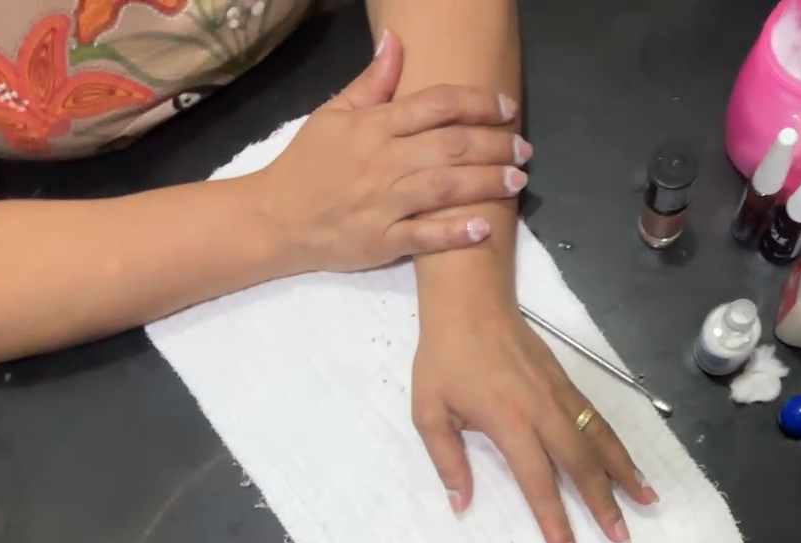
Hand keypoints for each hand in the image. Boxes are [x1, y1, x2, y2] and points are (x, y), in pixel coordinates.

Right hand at [258, 31, 527, 273]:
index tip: (507, 108)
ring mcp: (384, 203)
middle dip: (494, 144)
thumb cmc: (307, 167)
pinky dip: (455, 233)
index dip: (477, 103)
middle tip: (523, 150)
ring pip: (444, 187)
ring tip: (517, 181)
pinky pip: (425, 236)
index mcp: (374, 126)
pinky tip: (484, 228)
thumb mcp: (333, 116)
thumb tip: (396, 42)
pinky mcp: (382, 241)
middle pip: (450, 145)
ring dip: (486, 183)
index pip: (435, 105)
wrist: (276, 219)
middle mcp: (383, 160)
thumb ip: (370, 84)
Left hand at [412, 309, 656, 542]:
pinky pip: (599, 421)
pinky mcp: (568, 384)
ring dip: (624, 474)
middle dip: (604, 505)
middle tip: (620, 538)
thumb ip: (447, 460)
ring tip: (647, 502)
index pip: (538, 483)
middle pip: (582, 466)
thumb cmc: (445, 358)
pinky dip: (618, 446)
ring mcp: (561, 396)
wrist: (472, 302)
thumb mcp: (429, 411)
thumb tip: (462, 503)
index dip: (554, 521)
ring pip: (600, 441)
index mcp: (510, 424)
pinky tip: (628, 464)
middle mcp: (544, 412)